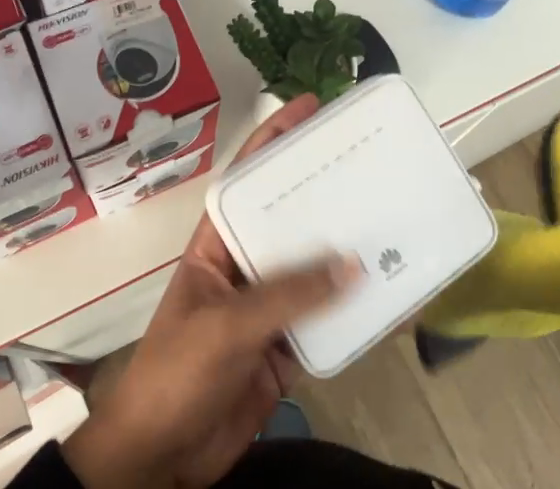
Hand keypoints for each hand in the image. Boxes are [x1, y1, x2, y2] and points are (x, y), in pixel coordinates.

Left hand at [63, 95, 358, 488]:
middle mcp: (245, 268)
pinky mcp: (287, 350)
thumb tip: (352, 266)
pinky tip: (395, 302)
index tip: (310, 106)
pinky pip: (329, 324)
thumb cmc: (175, 373)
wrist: (162, 457)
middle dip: (327, 195)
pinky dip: (359, 315)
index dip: (273, 139)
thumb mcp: (225, 326)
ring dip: (350, 256)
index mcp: (215, 245)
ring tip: (397, 226)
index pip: (245, 180)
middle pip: (291, 222)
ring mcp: (267, 309)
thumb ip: (286, 295)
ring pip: (316, 273)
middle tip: (374, 165)